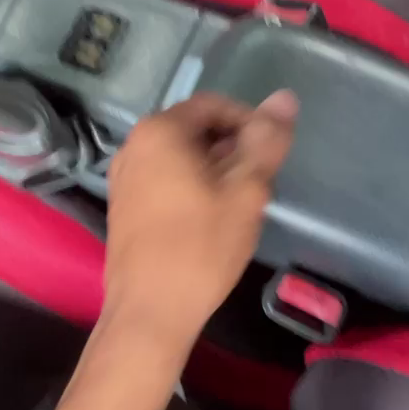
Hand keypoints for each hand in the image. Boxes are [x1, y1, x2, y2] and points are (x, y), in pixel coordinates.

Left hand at [102, 92, 299, 348]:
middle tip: (259, 184)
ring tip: (239, 205)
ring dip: (214, 171)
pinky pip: (164, 180)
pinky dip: (192, 188)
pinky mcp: (123, 207)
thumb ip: (266, 141)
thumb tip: (285, 97)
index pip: (214, 105)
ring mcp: (123, 178)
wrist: (149, 312)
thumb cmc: (201, 247)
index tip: (270, 154)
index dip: (249, 123)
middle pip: (195, 130)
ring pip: (181, 158)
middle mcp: (133, 146)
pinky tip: (211, 221)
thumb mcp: (246, 191)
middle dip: (232, 149)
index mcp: (160, 132)